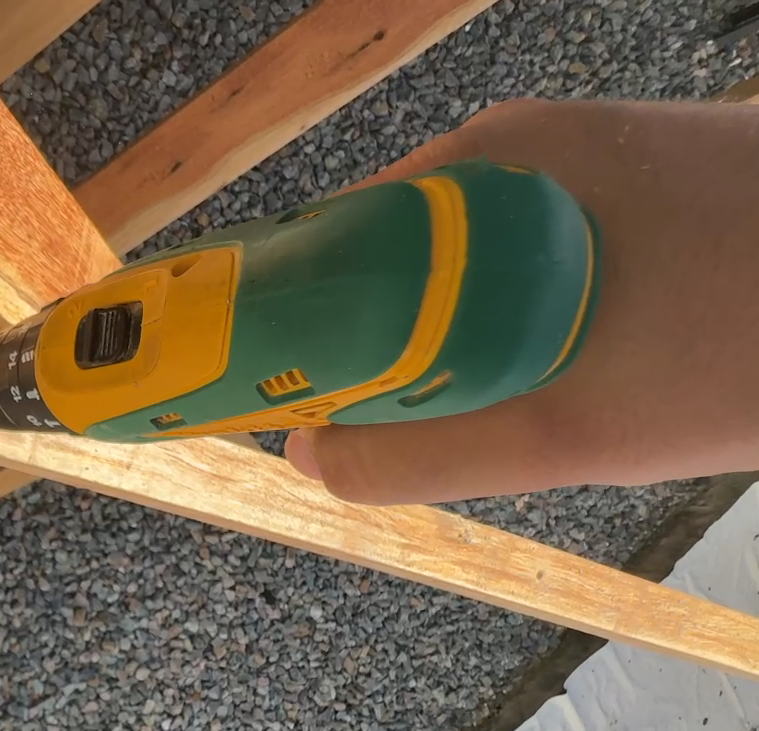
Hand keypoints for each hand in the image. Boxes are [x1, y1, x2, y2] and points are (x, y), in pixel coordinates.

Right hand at [284, 99, 758, 503]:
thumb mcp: (575, 434)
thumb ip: (416, 458)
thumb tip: (301, 454)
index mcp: (480, 167)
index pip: (314, 245)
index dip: (274, 320)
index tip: (261, 385)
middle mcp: (503, 152)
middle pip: (361, 257)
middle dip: (340, 337)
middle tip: (350, 412)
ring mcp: (552, 165)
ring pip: (419, 265)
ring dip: (404, 333)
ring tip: (423, 399)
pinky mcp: (591, 187)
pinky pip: (478, 261)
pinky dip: (461, 317)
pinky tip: (497, 364)